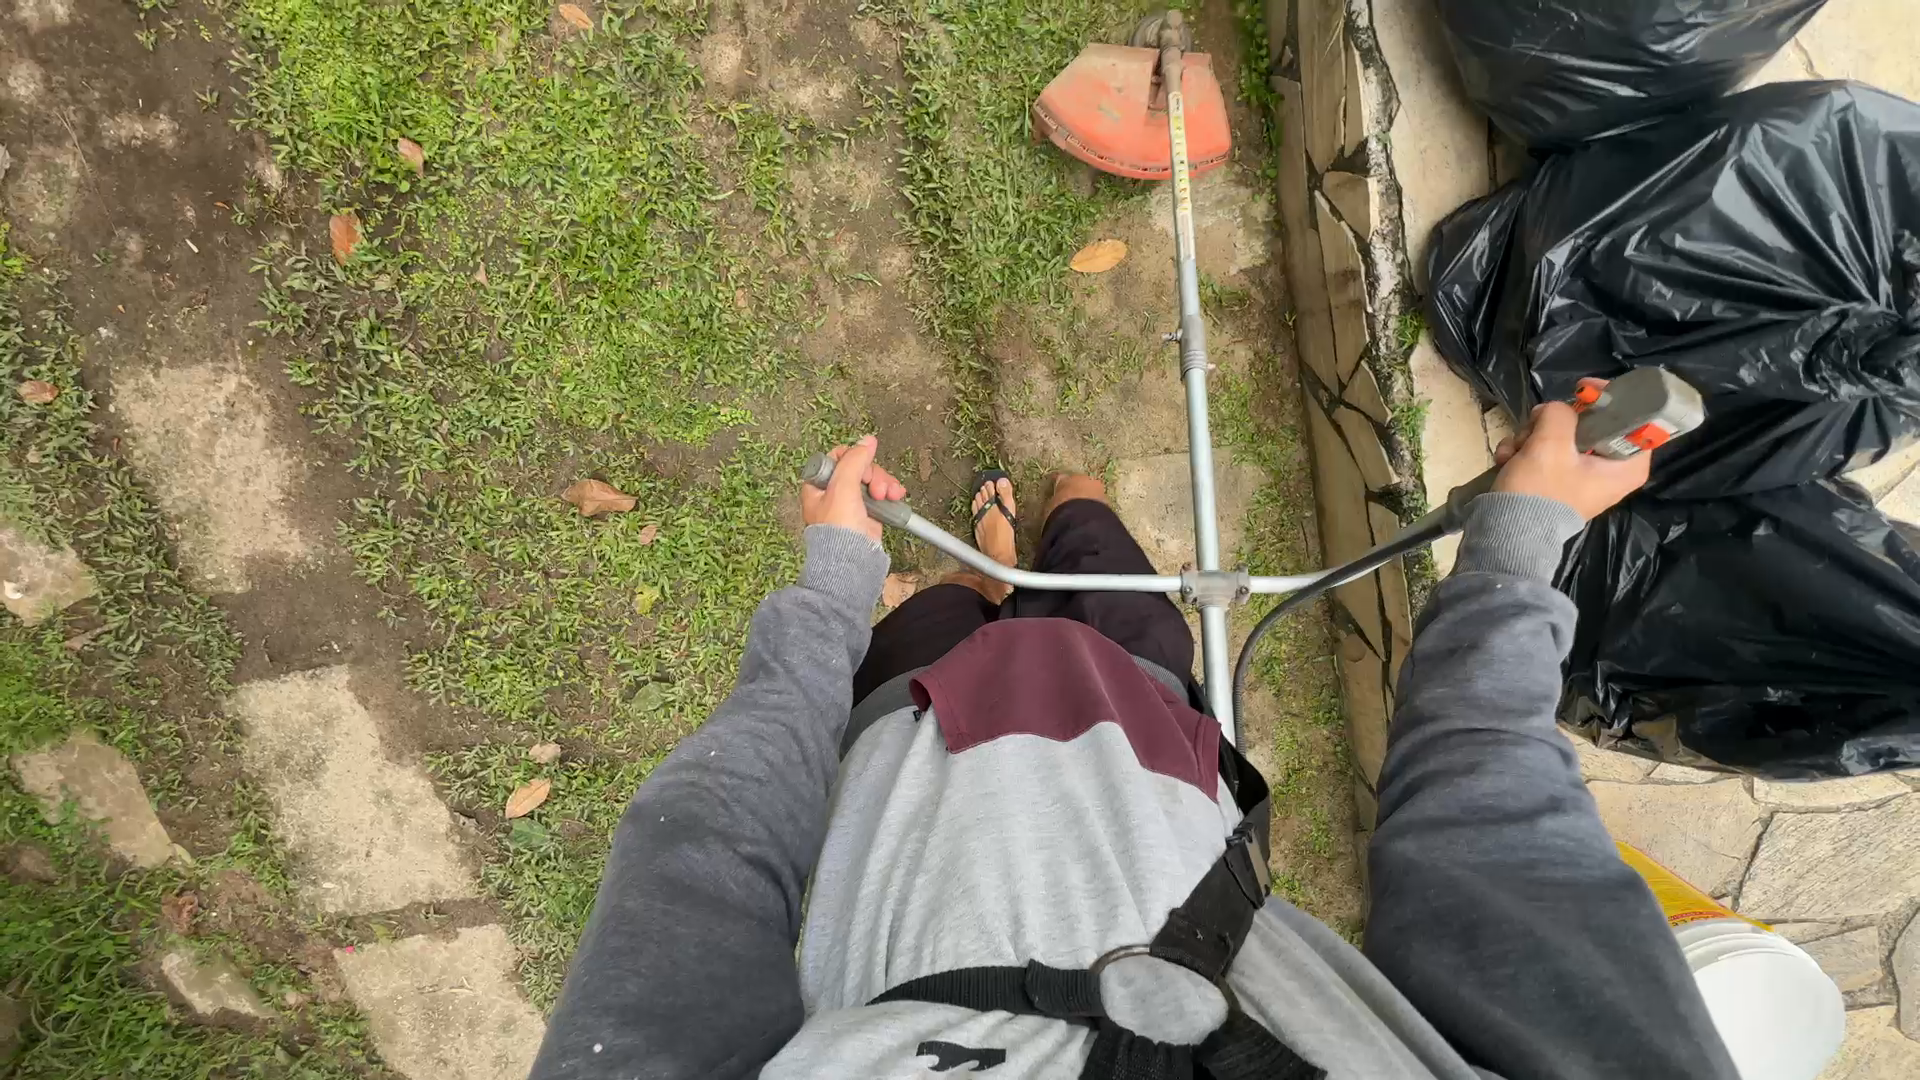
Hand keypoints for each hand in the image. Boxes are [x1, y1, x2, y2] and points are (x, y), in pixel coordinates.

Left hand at [800, 436, 905, 542]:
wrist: (851, 559)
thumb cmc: (838, 529)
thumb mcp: (843, 486)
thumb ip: (855, 460)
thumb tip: (867, 440)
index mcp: (818, 484)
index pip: (838, 457)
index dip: (854, 459)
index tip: (862, 468)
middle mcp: (833, 492)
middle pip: (859, 467)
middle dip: (874, 475)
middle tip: (878, 488)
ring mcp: (851, 503)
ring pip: (872, 480)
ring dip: (885, 484)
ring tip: (890, 495)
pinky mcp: (867, 513)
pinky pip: (881, 494)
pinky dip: (890, 494)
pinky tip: (896, 497)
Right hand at [1493, 386, 1652, 520]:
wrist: (1506, 533)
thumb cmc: (1539, 492)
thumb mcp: (1550, 446)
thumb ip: (1559, 415)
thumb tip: (1554, 409)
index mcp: (1628, 465)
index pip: (1634, 419)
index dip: (1608, 400)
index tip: (1580, 392)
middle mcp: (1610, 471)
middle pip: (1587, 427)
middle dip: (1552, 425)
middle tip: (1532, 429)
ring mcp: (1580, 477)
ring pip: (1559, 439)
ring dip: (1529, 439)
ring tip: (1512, 452)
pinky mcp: (1555, 483)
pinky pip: (1543, 455)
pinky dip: (1522, 453)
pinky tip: (1506, 461)